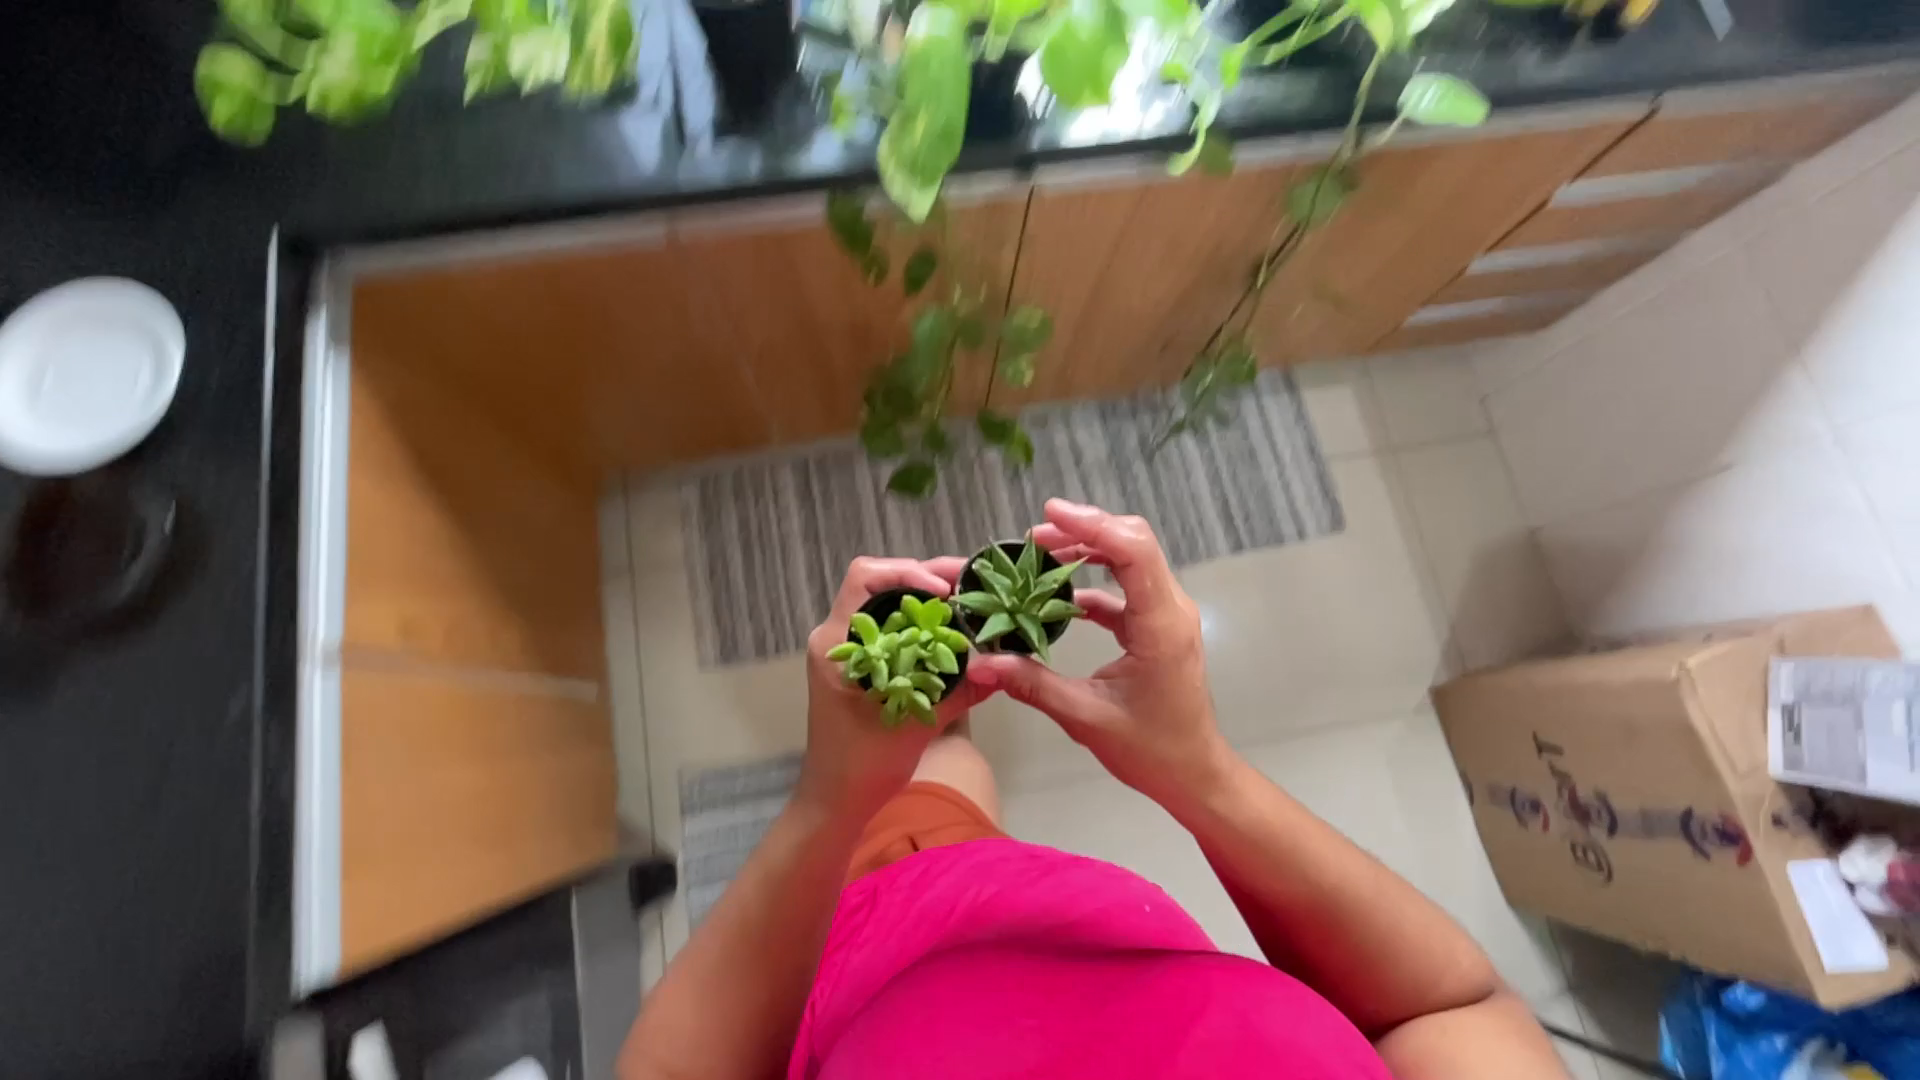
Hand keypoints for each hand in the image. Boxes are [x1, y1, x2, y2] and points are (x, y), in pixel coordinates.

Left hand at [796, 556, 992, 826]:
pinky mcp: (862, 661)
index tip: (946, 592)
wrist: (835, 800)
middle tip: (974, 586)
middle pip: (883, 581)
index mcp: (837, 643)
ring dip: (929, 599)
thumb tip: (1003, 668)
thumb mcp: (914, 726)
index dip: (907, 571)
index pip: (865, 577)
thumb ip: (958, 693)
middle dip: (929, 578)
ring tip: (971, 602)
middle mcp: (838, 635)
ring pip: (890, 601)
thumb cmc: (861, 766)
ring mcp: (849, 647)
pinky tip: (954, 630)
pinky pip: (893, 625)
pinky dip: (923, 622)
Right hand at [967, 500, 1234, 810]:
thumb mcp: (1085, 717)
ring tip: (1040, 553)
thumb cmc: (1149, 749)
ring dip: (1087, 548)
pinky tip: (1057, 594)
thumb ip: (1033, 684)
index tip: (1049, 514)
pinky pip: (1124, 586)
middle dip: (1083, 529)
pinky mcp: (1156, 624)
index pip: (1134, 552)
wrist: (1193, 773)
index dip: (1093, 525)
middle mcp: (1170, 608)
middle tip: (1033, 536)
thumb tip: (980, 661)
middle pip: (1133, 542)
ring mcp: (1166, 614)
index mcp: (1161, 625)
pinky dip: (1092, 579)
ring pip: (1130, 558)